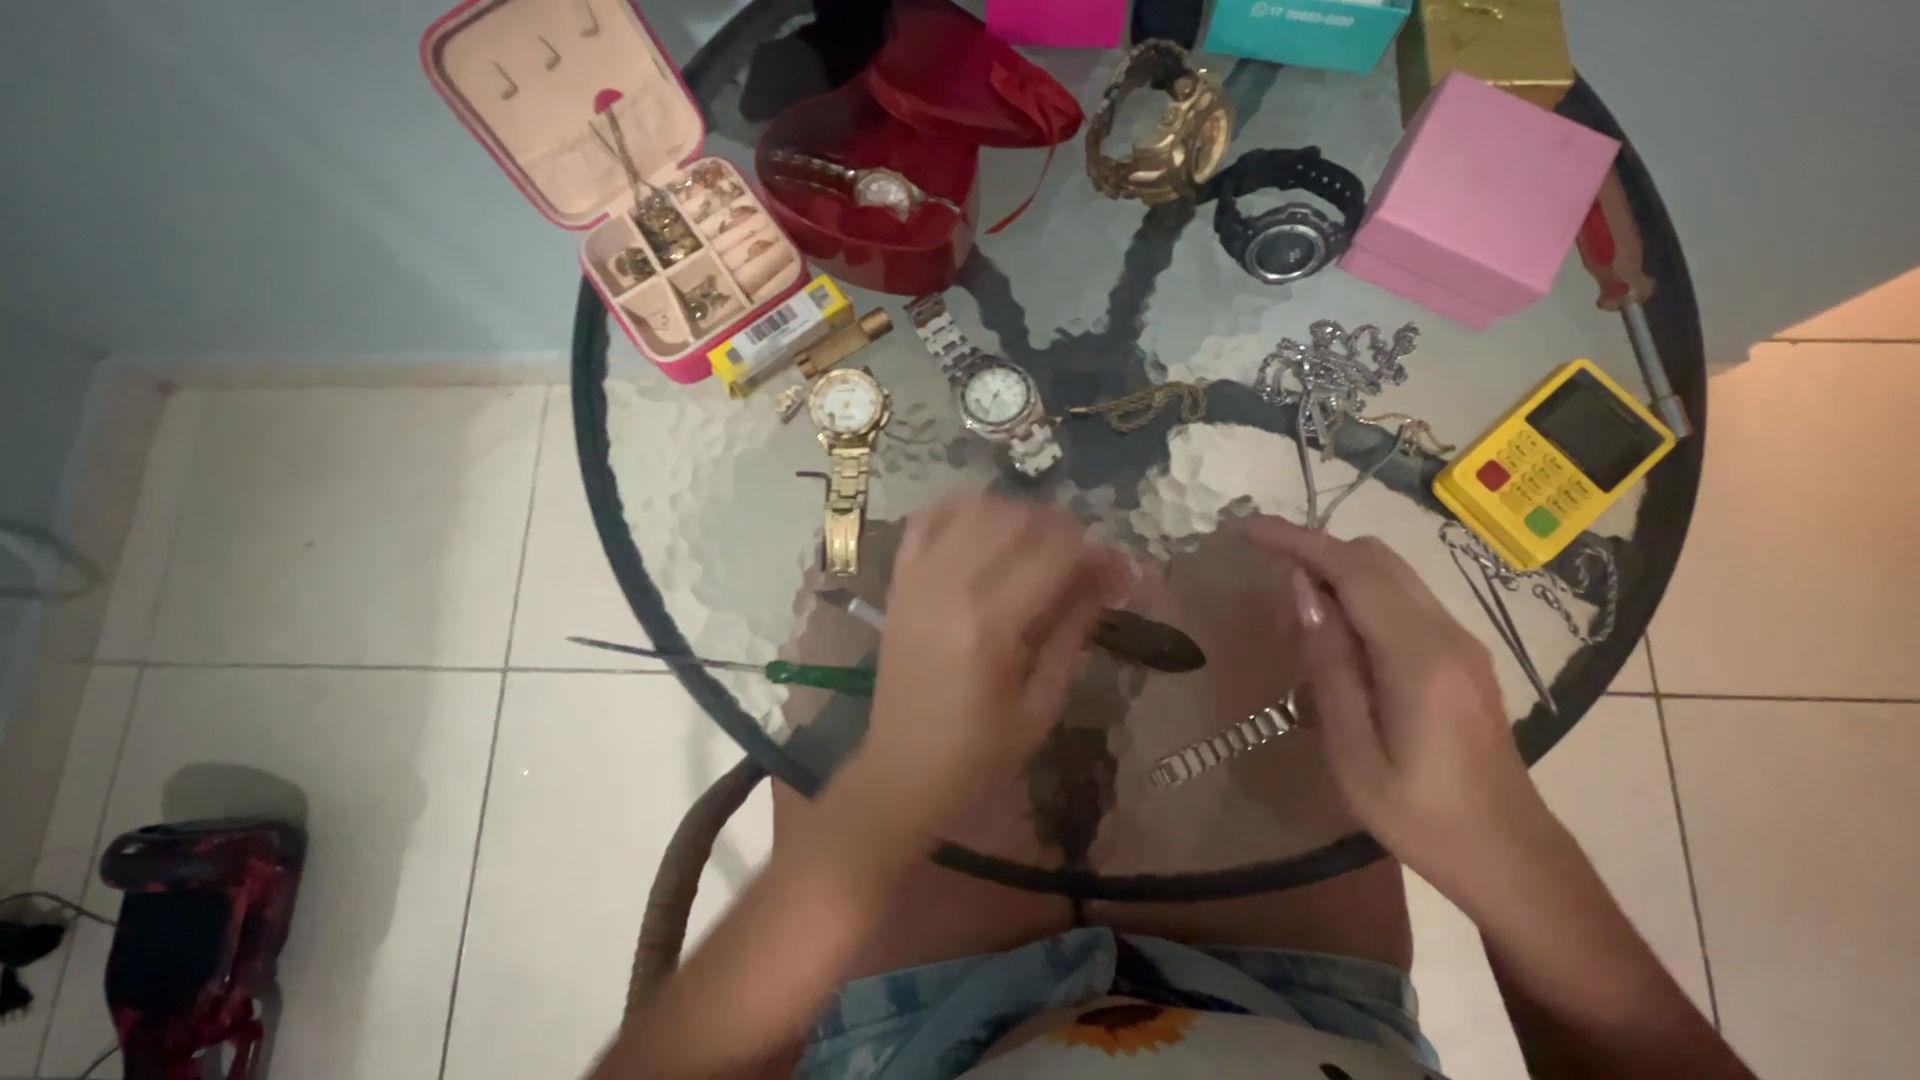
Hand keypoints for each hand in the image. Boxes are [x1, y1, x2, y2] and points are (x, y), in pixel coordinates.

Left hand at [855, 496, 1129, 841]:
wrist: (903, 773)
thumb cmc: (981, 754)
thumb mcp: (1042, 704)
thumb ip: (1074, 632)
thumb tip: (1108, 579)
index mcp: (991, 627)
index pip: (1055, 555)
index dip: (1098, 554)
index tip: (1119, 570)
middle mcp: (950, 588)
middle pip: (1017, 519)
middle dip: (1063, 529)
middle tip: (1083, 560)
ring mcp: (917, 580)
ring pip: (974, 509)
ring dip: (1017, 514)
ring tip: (1039, 544)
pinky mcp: (898, 583)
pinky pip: (926, 520)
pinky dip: (961, 510)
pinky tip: (985, 526)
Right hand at [1242, 517, 1573, 902]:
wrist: (1511, 858)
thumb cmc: (1422, 818)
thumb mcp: (1355, 753)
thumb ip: (1330, 667)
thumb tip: (1304, 593)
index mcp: (1420, 657)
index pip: (1354, 569)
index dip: (1297, 540)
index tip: (1247, 528)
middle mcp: (1448, 634)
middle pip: (1377, 559)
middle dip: (1315, 548)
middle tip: (1259, 563)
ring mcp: (1461, 644)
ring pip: (1393, 576)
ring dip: (1337, 569)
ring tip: (1286, 593)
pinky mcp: (1462, 659)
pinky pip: (1403, 603)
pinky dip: (1360, 594)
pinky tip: (1332, 630)